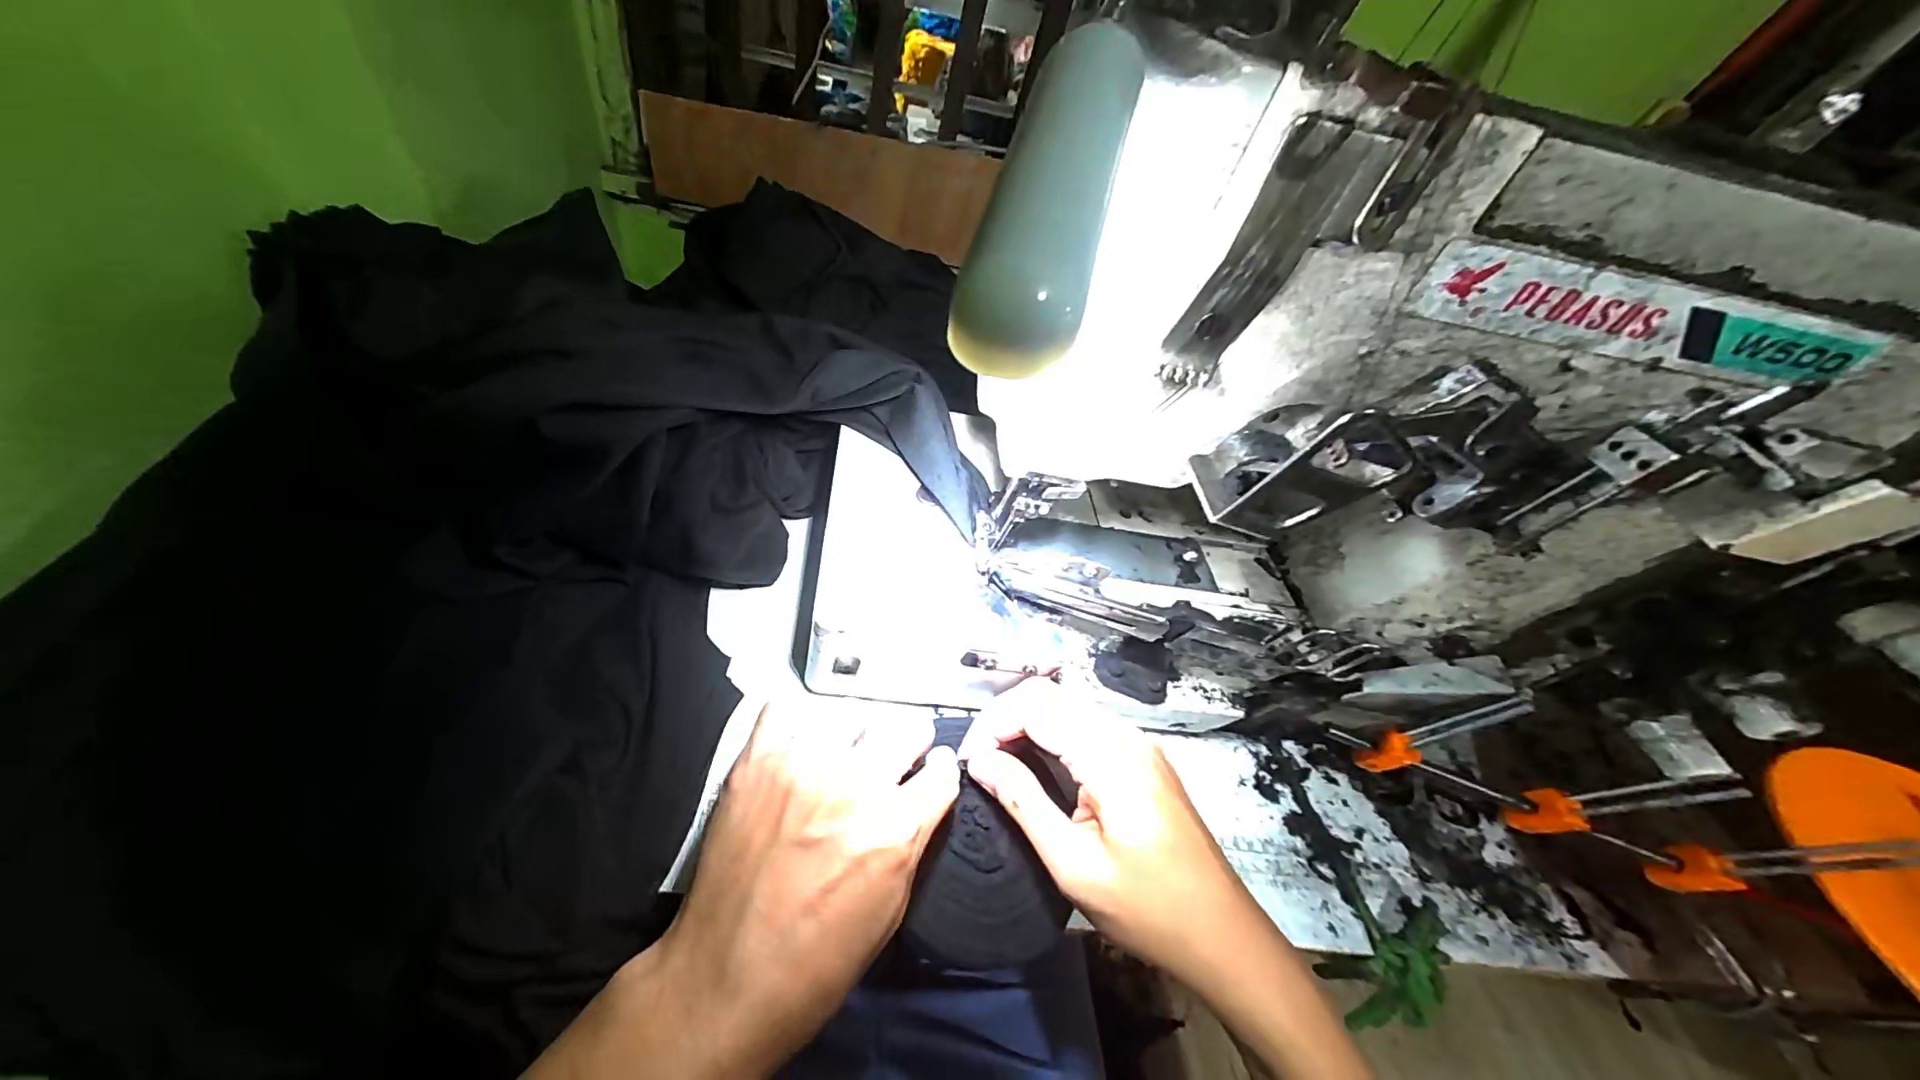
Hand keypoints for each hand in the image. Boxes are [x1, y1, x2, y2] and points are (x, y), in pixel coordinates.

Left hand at [524, 701, 959, 1079]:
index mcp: (895, 829)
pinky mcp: (756, 763)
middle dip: (909, 741)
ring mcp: (802, 768)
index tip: (932, 770)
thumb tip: (920, 801)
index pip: (942, 771)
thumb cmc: (815, 962)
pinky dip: (799, 717)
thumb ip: (911, 841)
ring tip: (847, 746)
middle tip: (895, 754)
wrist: (726, 979)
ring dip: (858, 730)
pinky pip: (786, 708)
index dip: (941, 771)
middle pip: (906, 728)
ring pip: (852, 711)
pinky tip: (801, 737)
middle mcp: (854, 787)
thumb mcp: (891, 909)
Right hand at [958, 678, 1255, 982]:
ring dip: (1026, 724)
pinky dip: (1051, 734)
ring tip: (999, 763)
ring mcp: (1139, 744)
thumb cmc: (1149, 908)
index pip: (1036, 704)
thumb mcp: (1073, 864)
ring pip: (1067, 706)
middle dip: (1005, 719)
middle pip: (1050, 695)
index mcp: (1112, 757)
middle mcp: (1127, 737)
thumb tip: (981, 762)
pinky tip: (1036, 765)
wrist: (1220, 932)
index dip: (992, 724)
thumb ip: (1022, 803)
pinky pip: (1086, 726)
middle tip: (979, 761)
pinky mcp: (1142, 758)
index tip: (970, 761)